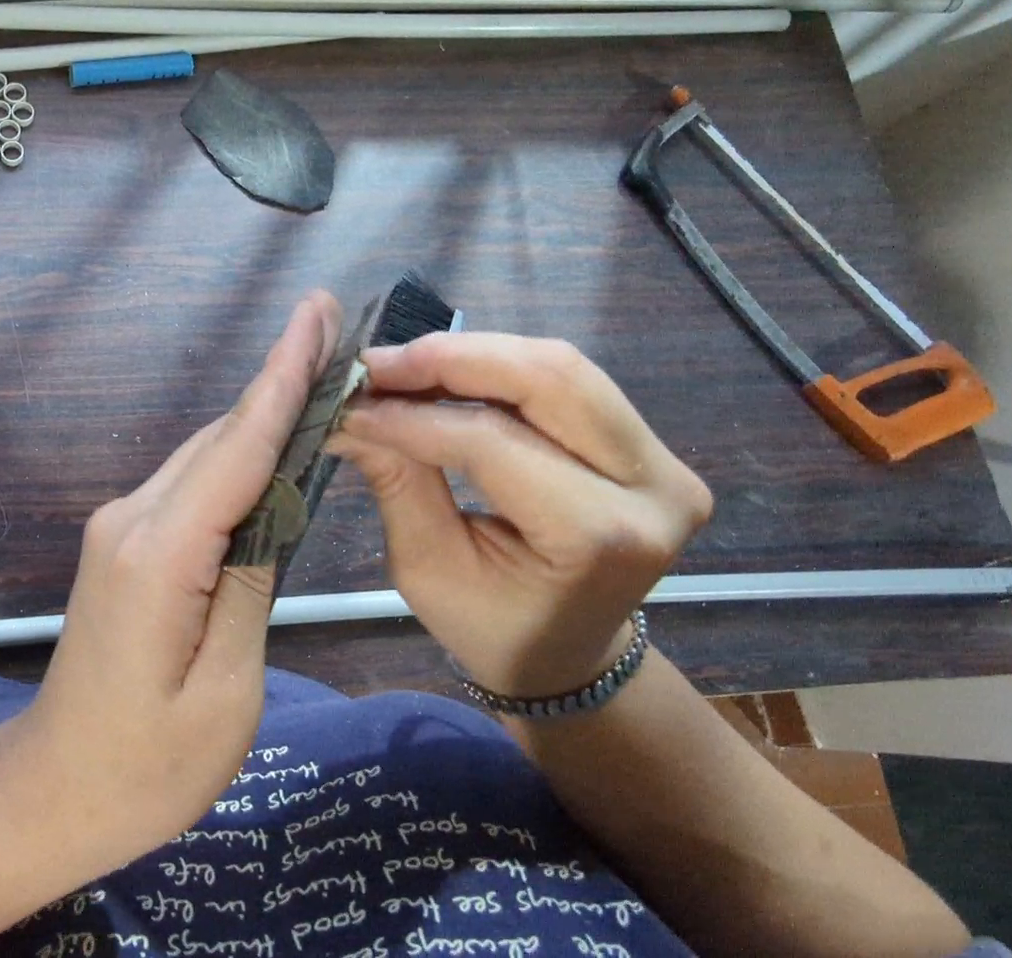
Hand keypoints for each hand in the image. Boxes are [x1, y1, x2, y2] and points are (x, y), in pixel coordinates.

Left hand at [0, 292, 341, 861]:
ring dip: (259, 418)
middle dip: (279, 384)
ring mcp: (119, 531)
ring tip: (319, 372)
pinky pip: (188, 491)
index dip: (285, 377)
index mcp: (160, 553)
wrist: (53, 789)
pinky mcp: (121, 549)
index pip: (239, 448)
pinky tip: (272, 448)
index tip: (318, 312)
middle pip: (219, 441)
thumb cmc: (147, 765)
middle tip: (338, 330)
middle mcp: (131, 522)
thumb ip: (250, 583)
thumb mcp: (224, 687)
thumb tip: (277, 506)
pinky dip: (235, 463)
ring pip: (202, 460)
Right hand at [328, 333, 711, 698]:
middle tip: (377, 366)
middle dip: (450, 359)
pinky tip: (444, 376)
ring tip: (402, 368)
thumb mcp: (427, 568)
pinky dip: (497, 370)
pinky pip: (568, 383)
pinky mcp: (650, 445)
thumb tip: (348, 415)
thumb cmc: (491, 628)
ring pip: (561, 366)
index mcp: (599, 537)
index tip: (349, 408)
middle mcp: (653, 486)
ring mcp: (664, 460)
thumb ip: (397, 483)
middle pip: (549, 378)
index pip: (492, 443)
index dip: (412, 417)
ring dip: (473, 356)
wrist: (568, 655)